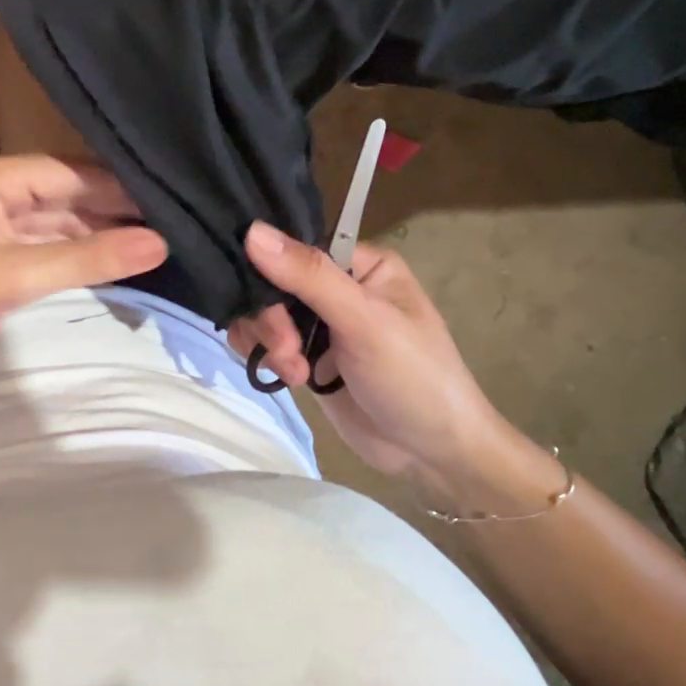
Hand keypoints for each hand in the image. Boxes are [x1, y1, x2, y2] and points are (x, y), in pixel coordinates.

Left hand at [0, 155, 168, 351]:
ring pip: (61, 213)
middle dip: (115, 204)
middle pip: (68, 188)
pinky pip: (49, 235)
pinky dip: (79, 245)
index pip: (70, 171)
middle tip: (175, 217)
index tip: (172, 198)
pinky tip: (116, 253)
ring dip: (100, 226)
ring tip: (158, 234)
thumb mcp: (21, 277)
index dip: (120, 185)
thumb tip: (161, 242)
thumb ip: (89, 259)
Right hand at [226, 222, 513, 488]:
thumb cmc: (414, 378)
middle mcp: (337, 286)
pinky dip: (264, 356)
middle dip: (271, 319)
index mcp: (360, 264)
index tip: (267, 302)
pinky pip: (262, 340)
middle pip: (271, 281)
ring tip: (295, 372)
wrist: (434, 455)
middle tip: (289, 351)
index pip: (295, 247)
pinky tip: (289, 378)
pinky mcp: (306, 355)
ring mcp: (319, 323)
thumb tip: (251, 229)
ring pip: (261, 312)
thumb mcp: (364, 322)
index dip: (269, 268)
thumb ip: (309, 276)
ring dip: (267, 342)